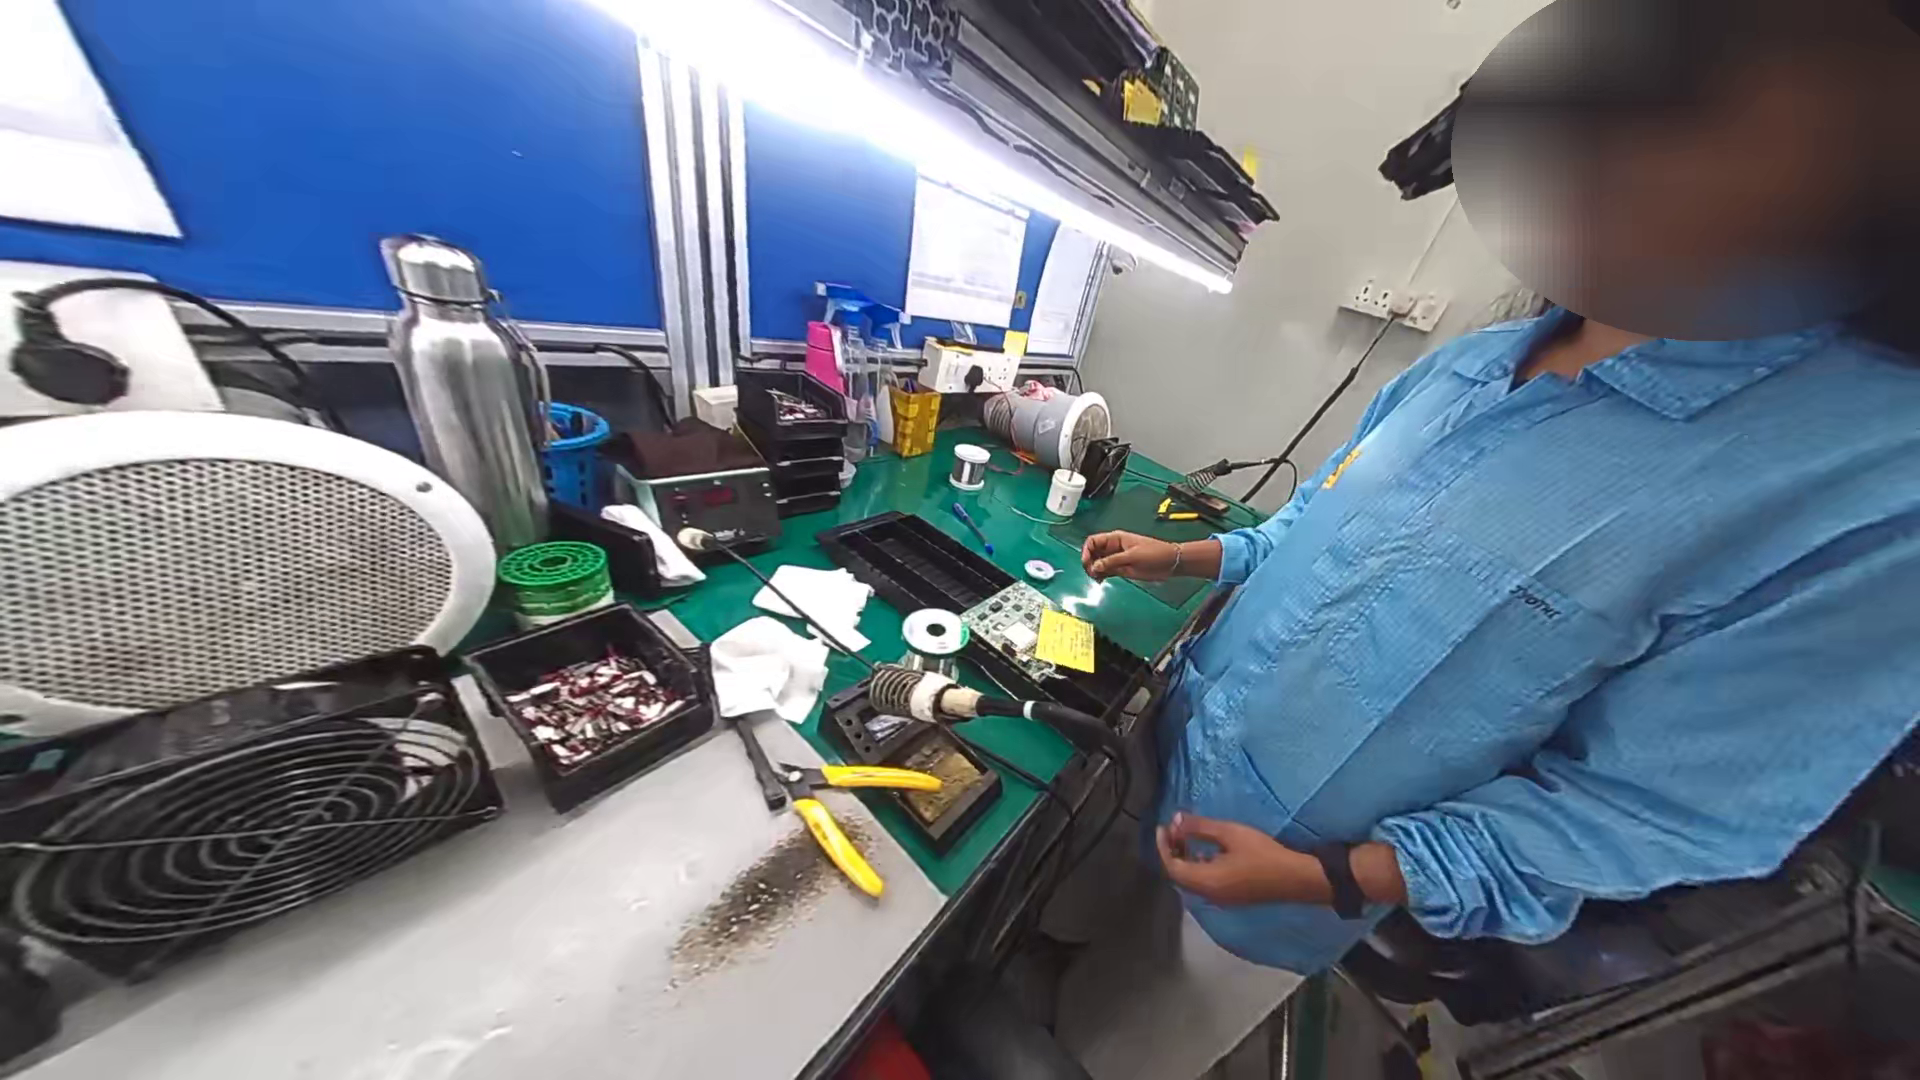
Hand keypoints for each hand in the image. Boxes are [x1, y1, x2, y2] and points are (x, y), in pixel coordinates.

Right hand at [1081, 531, 1179, 581]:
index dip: (1086, 551)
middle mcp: (1112, 548)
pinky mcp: (1120, 569)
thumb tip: (1094, 566)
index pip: (1093, 541)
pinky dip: (1100, 575)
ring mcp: (1115, 559)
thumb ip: (1112, 561)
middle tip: (1093, 573)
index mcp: (1114, 539)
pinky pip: (1104, 571)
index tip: (1087, 563)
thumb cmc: (1153, 554)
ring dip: (1094, 570)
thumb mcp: (1132, 556)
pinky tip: (1100, 580)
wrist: (1170, 563)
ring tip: (1097, 578)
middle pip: (1092, 553)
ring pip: (1097, 563)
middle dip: (1089, 562)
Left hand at [1156, 813, 1315, 906]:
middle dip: (1172, 851)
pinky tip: (1203, 849)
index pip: (1173, 868)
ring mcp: (1222, 899)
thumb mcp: (1228, 833)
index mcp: (1207, 882)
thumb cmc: (1262, 854)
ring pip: (1192, 879)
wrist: (1297, 878)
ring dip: (1184, 858)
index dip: (1163, 847)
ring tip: (1184, 835)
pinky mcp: (1232, 896)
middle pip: (1179, 875)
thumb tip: (1175, 820)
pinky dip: (1196, 865)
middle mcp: (1210, 895)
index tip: (1162, 827)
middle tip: (1172, 829)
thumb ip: (1199, 827)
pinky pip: (1204, 882)